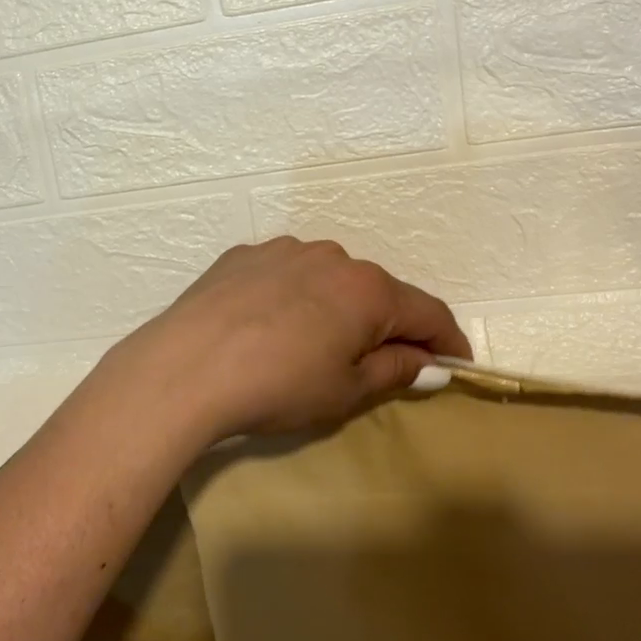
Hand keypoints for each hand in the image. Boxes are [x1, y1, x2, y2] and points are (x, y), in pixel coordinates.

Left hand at [88, 237, 471, 443]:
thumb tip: (427, 359)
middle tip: (380, 364)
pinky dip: (292, 297)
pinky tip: (268, 327)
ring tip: (313, 347)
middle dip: (387, 325)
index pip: (428, 311)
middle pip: (376, 292)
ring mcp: (282, 249)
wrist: (185, 367)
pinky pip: (284, 274)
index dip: (447, 341)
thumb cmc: (278, 387)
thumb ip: (395, 370)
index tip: (454, 364)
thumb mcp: (346, 391)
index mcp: (368, 289)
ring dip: (336, 307)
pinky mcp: (241, 255)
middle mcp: (331, 257)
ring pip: (327, 279)